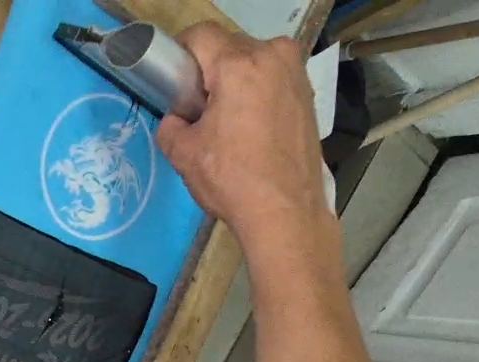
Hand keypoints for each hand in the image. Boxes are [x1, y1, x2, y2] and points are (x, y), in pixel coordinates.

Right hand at [156, 25, 330, 243]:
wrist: (284, 210)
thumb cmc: (232, 180)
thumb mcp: (185, 156)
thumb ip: (171, 128)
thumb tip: (176, 119)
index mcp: (239, 65)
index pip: (202, 35)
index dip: (181, 54)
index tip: (175, 82)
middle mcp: (273, 56)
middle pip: (230, 49)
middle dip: (210, 74)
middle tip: (199, 112)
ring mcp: (295, 72)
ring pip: (253, 64)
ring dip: (235, 85)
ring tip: (227, 126)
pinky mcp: (307, 93)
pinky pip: (272, 81)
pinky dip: (257, 96)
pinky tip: (250, 132)